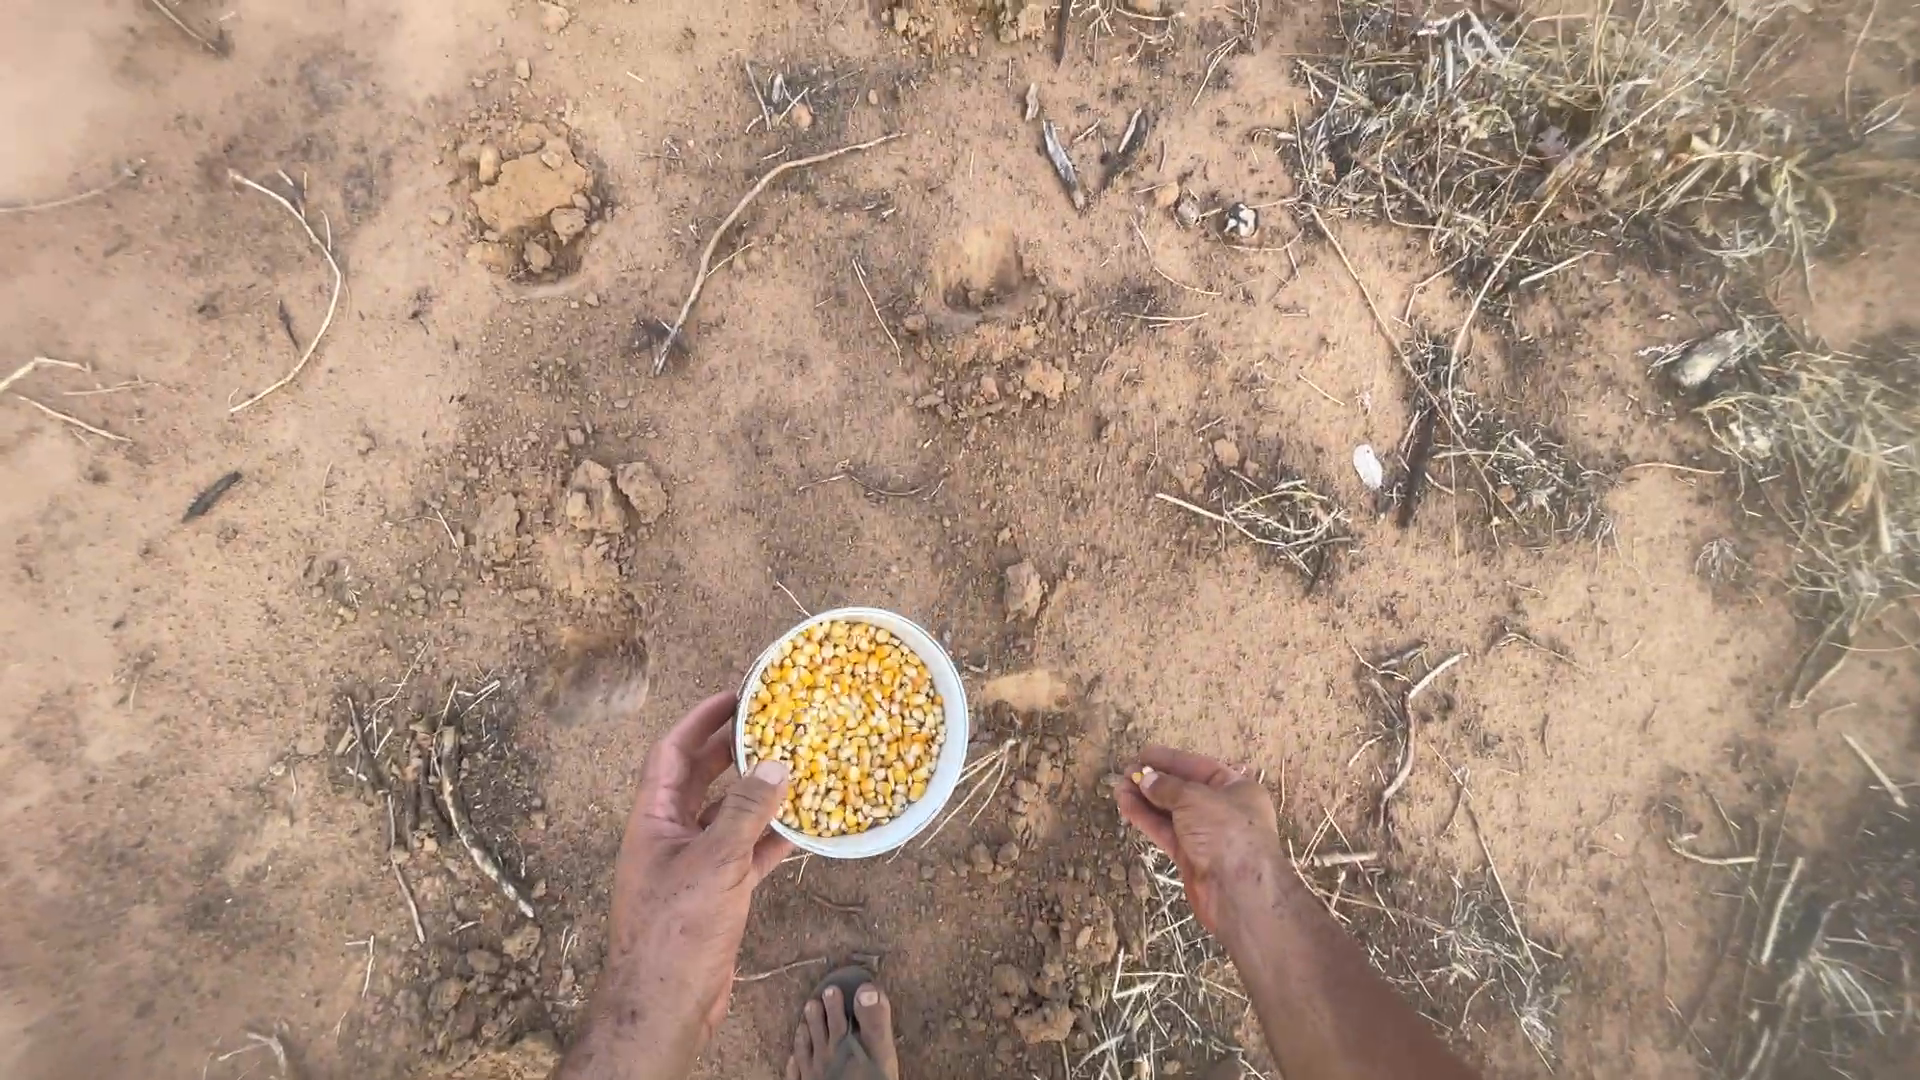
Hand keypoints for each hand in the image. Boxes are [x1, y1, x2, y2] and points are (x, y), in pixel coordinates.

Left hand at [561, 693, 792, 1079]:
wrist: (665, 1007)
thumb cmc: (676, 928)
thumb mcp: (714, 862)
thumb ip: (746, 811)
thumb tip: (777, 764)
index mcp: (653, 819)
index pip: (671, 753)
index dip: (699, 720)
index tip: (733, 696)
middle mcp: (671, 835)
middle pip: (702, 778)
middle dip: (733, 749)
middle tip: (770, 723)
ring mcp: (694, 863)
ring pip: (729, 814)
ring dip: (758, 793)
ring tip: (793, 765)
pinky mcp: (716, 891)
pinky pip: (747, 851)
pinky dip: (772, 838)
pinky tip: (803, 826)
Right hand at [1115, 746, 1288, 939]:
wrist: (1239, 891)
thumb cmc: (1225, 831)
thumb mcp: (1195, 798)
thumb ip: (1167, 787)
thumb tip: (1146, 779)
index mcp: (1235, 788)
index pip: (1197, 766)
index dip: (1169, 760)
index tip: (1142, 755)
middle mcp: (1222, 809)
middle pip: (1182, 789)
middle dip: (1153, 781)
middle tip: (1125, 773)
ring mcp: (1205, 834)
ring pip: (1169, 811)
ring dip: (1144, 799)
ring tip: (1119, 788)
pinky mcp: (1190, 856)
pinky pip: (1165, 831)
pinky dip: (1146, 819)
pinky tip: (1126, 806)